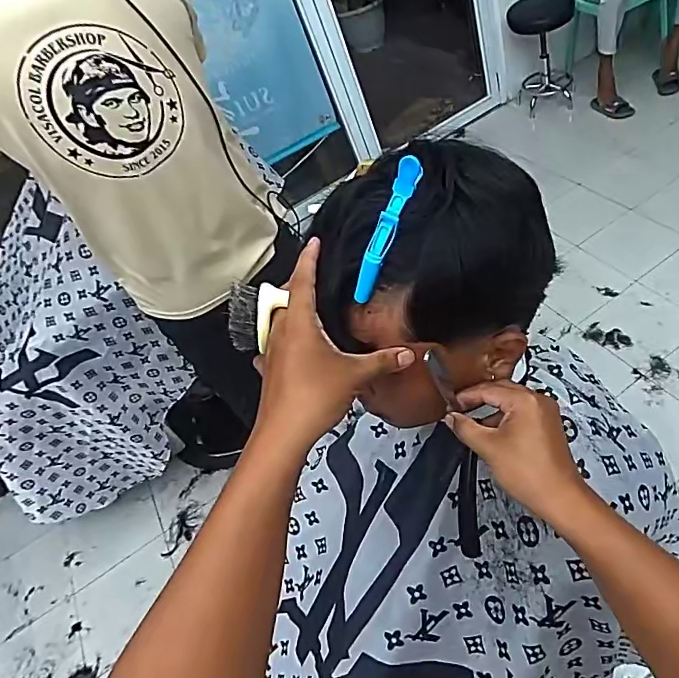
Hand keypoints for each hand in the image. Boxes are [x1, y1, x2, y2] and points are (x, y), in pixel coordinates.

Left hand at [253, 238, 413, 448]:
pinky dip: (290, 341)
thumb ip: (383, 361)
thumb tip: (407, 353)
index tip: (315, 244)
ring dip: (295, 313)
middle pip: (287, 299)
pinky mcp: (271, 370)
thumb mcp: (355, 374)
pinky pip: (279, 346)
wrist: (284, 433)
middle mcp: (280, 333)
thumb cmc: (311, 398)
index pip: (301, 282)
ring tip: (314, 313)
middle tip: (316, 277)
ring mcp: (272, 352)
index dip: (309, 260)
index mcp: (299, 324)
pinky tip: (301, 352)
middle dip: (300, 286)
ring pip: (281, 322)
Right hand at [442, 382, 589, 520]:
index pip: (489, 388)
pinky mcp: (549, 425)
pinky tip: (493, 433)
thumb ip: (466, 428)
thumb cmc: (533, 474)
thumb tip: (453, 418)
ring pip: (512, 403)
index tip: (453, 405)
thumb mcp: (488, 447)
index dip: (466, 396)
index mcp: (525, 400)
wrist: (557, 495)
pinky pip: (523, 414)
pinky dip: (506, 420)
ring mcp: (546, 413)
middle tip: (459, 410)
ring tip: (473, 424)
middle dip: (478, 400)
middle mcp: (539, 401)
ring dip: (492, 410)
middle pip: (502, 391)